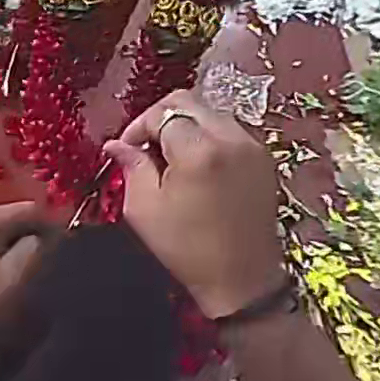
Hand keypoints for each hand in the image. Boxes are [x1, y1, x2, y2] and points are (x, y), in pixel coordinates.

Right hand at [106, 91, 285, 318]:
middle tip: (146, 147)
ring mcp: (252, 146)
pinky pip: (228, 129)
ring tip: (171, 157)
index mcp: (199, 151)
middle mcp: (230, 138)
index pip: (162, 114)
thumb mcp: (145, 209)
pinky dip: (207, 136)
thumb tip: (116, 144)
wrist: (242, 280)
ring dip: (185, 125)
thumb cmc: (186, 249)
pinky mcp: (263, 158)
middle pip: (188, 101)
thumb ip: (131, 167)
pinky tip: (197, 165)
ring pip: (209, 112)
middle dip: (160, 117)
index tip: (128, 149)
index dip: (138, 127)